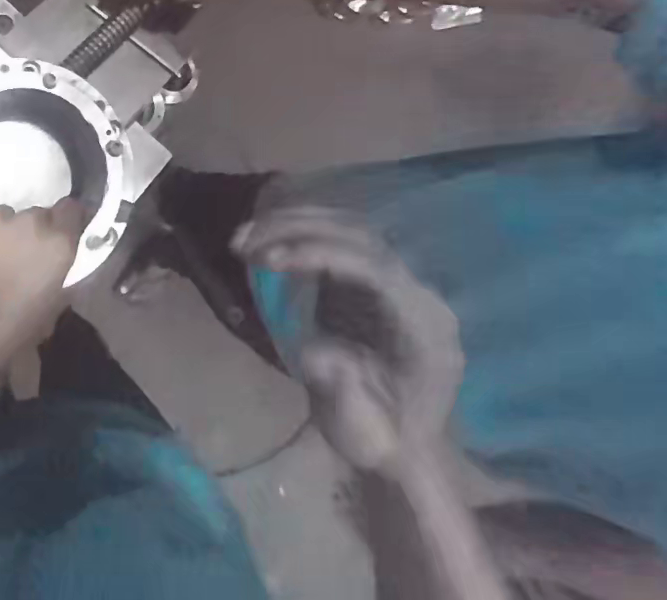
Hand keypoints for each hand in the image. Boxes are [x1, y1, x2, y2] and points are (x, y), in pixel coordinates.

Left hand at [0, 198, 86, 414]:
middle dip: (26, 232)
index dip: (63, 221)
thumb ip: (56, 275)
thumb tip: (53, 262)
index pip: (71, 210)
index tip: (55, 233)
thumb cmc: (6, 335)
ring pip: (0, 215)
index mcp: (57, 246)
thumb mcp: (48, 310)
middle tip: (11, 257)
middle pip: (34, 214)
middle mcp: (29, 221)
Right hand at [236, 209, 462, 472]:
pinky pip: (333, 237)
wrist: (394, 443)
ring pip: (344, 227)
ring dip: (289, 224)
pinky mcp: (367, 278)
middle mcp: (415, 291)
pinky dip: (293, 232)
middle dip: (296, 230)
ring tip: (243, 238)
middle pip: (357, 236)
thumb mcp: (364, 432)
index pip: (375, 266)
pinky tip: (259, 238)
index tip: (270, 258)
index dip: (321, 253)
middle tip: (243, 242)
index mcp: (424, 325)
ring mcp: (393, 280)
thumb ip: (346, 394)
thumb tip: (317, 354)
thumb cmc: (380, 439)